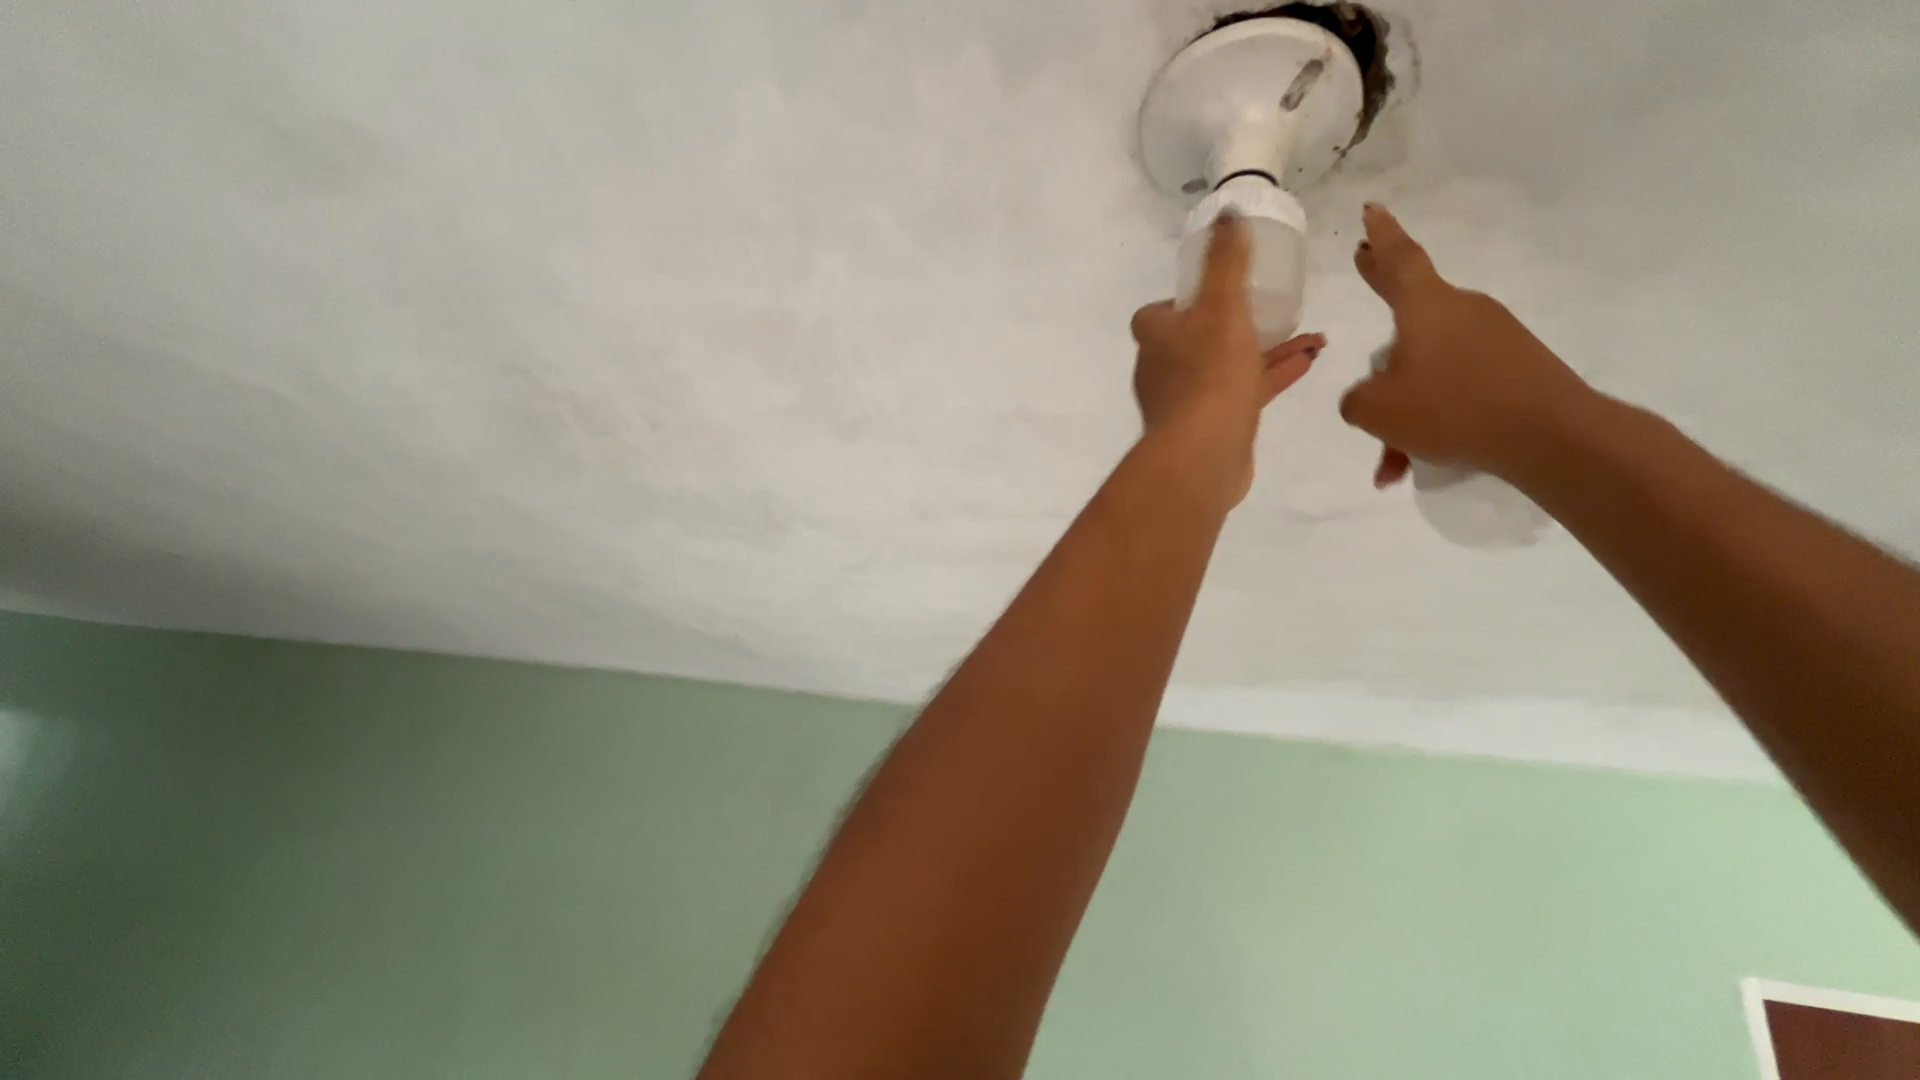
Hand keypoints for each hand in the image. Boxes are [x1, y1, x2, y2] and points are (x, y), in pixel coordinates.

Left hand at [1130, 215, 1324, 503]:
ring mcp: (1184, 402)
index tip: (1215, 290)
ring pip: (1225, 365)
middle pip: (1193, 339)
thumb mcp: (1222, 305)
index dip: (1182, 300)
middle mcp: (1161, 368)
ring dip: (1262, 349)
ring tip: (1307, 335)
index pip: (1156, 313)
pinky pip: (1243, 393)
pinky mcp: (1210, 428)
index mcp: (1155, 337)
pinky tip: (1306, 362)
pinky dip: (1270, 377)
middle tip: (1266, 308)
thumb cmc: (1208, 374)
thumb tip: (1226, 212)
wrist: (1203, 455)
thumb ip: (1226, 261)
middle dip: (1231, 323)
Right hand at [1340, 204, 1597, 487]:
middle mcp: (1461, 312)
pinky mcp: (1513, 369)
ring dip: (1404, 408)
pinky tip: (1414, 464)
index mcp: (1427, 307)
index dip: (1380, 237)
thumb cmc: (1451, 408)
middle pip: (1411, 314)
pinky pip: (1455, 392)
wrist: (1551, 435)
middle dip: (1384, 300)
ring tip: (1390, 458)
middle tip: (1366, 267)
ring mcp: (1493, 339)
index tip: (1371, 210)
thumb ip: (1356, 398)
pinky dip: (1432, 422)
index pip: (1398, 259)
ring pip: (1428, 370)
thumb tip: (1372, 392)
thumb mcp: (1374, 410)